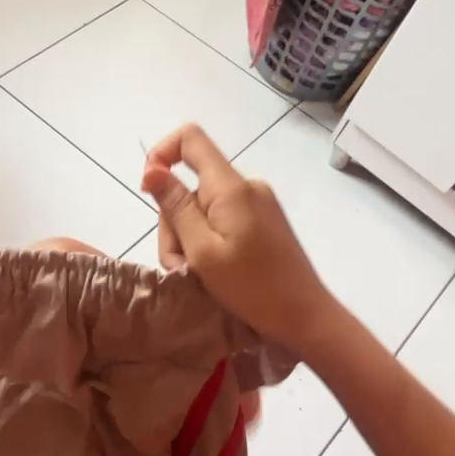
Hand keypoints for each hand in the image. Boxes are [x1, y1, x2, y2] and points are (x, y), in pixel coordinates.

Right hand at [140, 124, 338, 350]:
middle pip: (191, 185)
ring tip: (196, 275)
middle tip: (180, 265)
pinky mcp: (262, 221)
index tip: (149, 193)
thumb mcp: (202, 251)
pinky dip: (207, 242)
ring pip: (202, 208)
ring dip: (189, 240)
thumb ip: (175, 207)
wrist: (304, 317)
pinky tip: (212, 273)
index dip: (160, 155)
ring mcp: (257, 203)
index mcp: (231, 187)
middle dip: (174, 223)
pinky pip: (221, 220)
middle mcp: (247, 185)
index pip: (190, 138)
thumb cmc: (251, 288)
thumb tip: (151, 169)